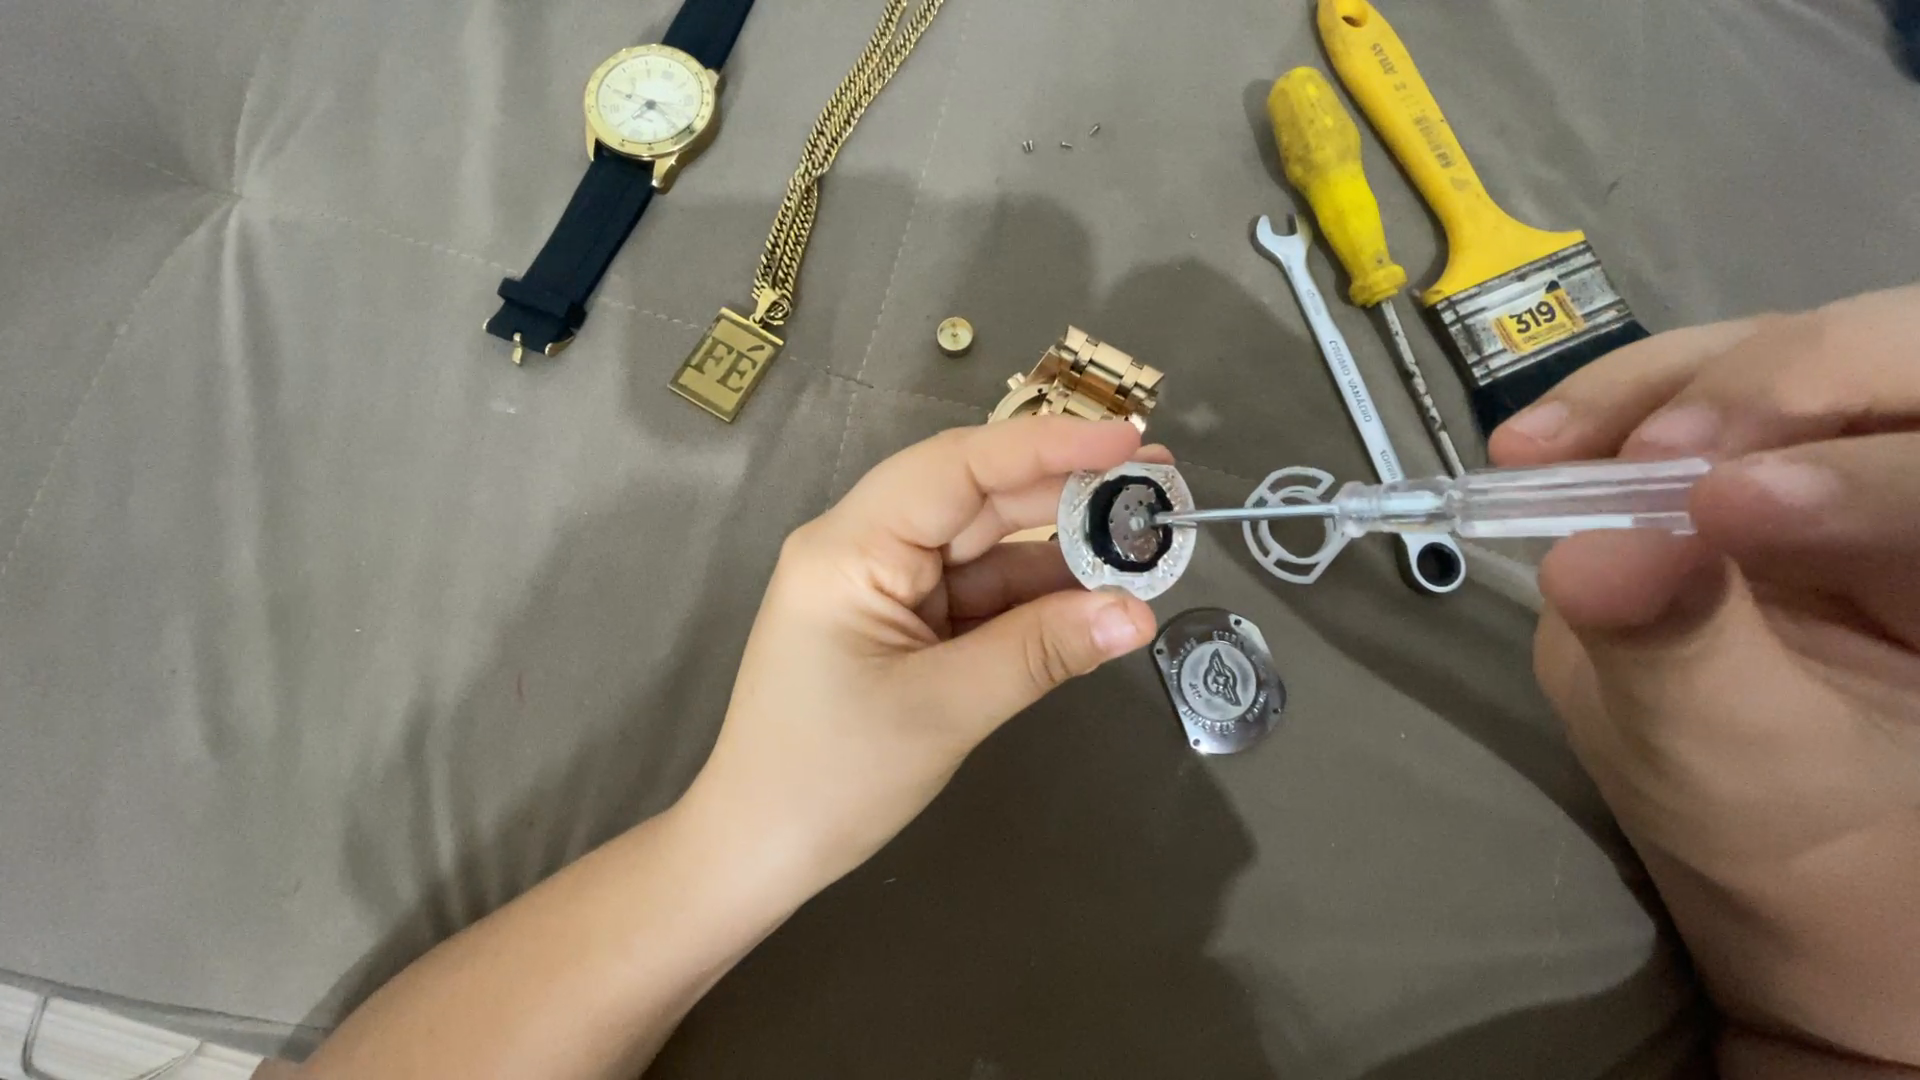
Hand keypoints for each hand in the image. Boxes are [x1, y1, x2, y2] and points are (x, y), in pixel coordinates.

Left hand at [679, 416, 1163, 896]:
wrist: (761, 849)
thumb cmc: (831, 778)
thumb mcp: (945, 709)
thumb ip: (1042, 651)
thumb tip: (1137, 613)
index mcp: (851, 546)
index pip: (956, 466)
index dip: (1046, 445)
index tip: (1127, 440)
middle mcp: (866, 547)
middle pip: (975, 499)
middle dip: (1065, 493)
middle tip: (1156, 486)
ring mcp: (886, 585)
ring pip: (984, 547)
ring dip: (1059, 550)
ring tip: (1143, 545)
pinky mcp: (904, 621)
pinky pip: (978, 594)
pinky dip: (1034, 598)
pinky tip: (1093, 596)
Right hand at [1490, 285, 1919, 1065]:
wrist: (1779, 862)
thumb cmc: (1791, 843)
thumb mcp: (1727, 757)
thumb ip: (1670, 647)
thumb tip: (1589, 553)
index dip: (1866, 468)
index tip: (1716, 506)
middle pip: (1898, 354)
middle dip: (1762, 384)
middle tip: (1643, 456)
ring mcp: (1847, 465)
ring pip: (1781, 349)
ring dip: (1651, 389)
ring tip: (1538, 449)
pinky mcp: (1753, 468)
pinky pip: (1692, 392)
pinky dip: (1607, 407)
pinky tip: (1535, 446)